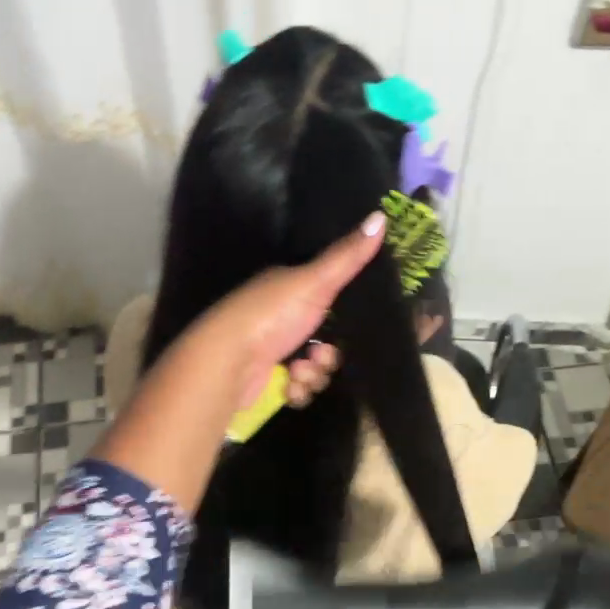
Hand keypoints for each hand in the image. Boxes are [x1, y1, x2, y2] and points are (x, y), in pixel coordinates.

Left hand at [176, 209, 383, 409]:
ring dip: (312, 375)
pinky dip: (297, 391)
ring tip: (296, 372)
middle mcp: (280, 318)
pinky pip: (298, 389)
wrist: (228, 361)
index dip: (342, 323)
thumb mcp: (314, 281)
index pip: (330, 305)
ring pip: (313, 370)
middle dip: (326, 356)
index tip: (343, 331)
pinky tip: (287, 388)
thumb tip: (380, 216)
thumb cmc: (270, 316)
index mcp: (289, 290)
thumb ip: (347, 257)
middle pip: (325, 343)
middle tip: (316, 355)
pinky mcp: (267, 380)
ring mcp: (272, 351)